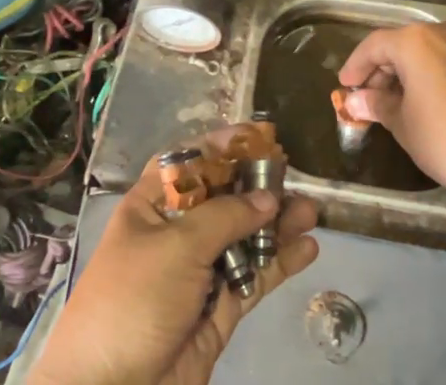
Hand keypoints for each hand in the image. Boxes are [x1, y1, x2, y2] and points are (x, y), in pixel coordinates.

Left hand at [28, 139, 319, 384]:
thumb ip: (225, 218)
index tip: (257, 136)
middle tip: (294, 176)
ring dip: (276, 225)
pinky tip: (306, 248)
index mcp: (151, 209)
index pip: (186, 165)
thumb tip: (267, 197)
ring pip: (244, 239)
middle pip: (222, 200)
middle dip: (257, 187)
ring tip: (311, 212)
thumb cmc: (134, 298)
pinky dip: (278, 263)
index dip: (218, 148)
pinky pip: (253, 277)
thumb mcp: (175, 247)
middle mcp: (175, 235)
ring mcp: (199, 273)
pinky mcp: (219, 309)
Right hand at [338, 21, 445, 201]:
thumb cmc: (445, 139)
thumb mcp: (402, 123)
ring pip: (429, 52)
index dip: (355, 66)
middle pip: (403, 44)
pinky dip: (434, 76)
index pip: (374, 45)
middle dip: (382, 70)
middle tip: (369, 98)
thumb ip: (377, 105)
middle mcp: (444, 32)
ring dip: (409, 73)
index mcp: (415, 41)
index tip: (344, 86)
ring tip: (397, 103)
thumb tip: (355, 100)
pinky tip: (429, 103)